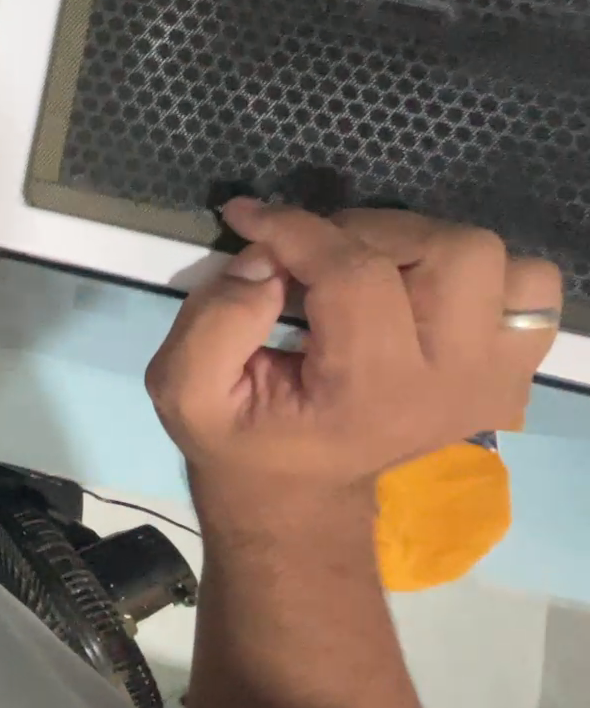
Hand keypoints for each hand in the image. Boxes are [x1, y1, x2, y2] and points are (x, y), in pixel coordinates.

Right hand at [145, 199, 559, 521]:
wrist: (294, 491)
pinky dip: (460, 270)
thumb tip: (262, 260)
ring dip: (414, 245)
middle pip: (450, 252)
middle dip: (361, 230)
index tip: (244, 215)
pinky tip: (400, 287)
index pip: (356, 272)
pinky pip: (525, 288)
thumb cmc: (233, 437)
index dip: (294, 228)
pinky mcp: (510, 370)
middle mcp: (456, 380)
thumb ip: (212, 322)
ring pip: (498, 262)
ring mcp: (497, 377)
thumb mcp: (183, 390)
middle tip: (302, 248)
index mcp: (370, 388)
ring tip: (351, 264)